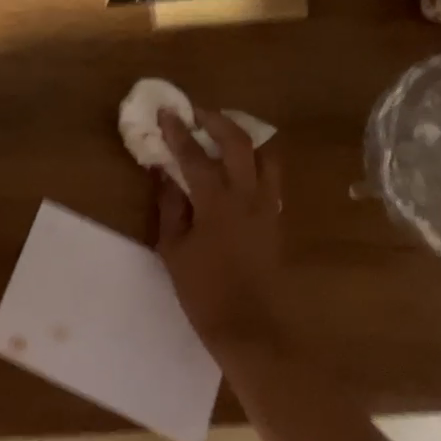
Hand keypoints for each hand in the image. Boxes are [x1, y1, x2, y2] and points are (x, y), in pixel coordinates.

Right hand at [155, 109, 288, 358]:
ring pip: (264, 156)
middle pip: (239, 142)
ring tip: (223, 134)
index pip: (195, 155)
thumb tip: (163, 175)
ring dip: (243, 138)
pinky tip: (239, 170)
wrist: (251, 329)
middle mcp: (248, 196)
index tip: (167, 111)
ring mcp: (268, 207)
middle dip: (217, 121)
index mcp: (217, 202)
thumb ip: (169, 207)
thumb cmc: (203, 292)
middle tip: (197, 113)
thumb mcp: (173, 249)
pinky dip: (255, 163)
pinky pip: (270, 179)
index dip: (179, 131)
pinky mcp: (277, 220)